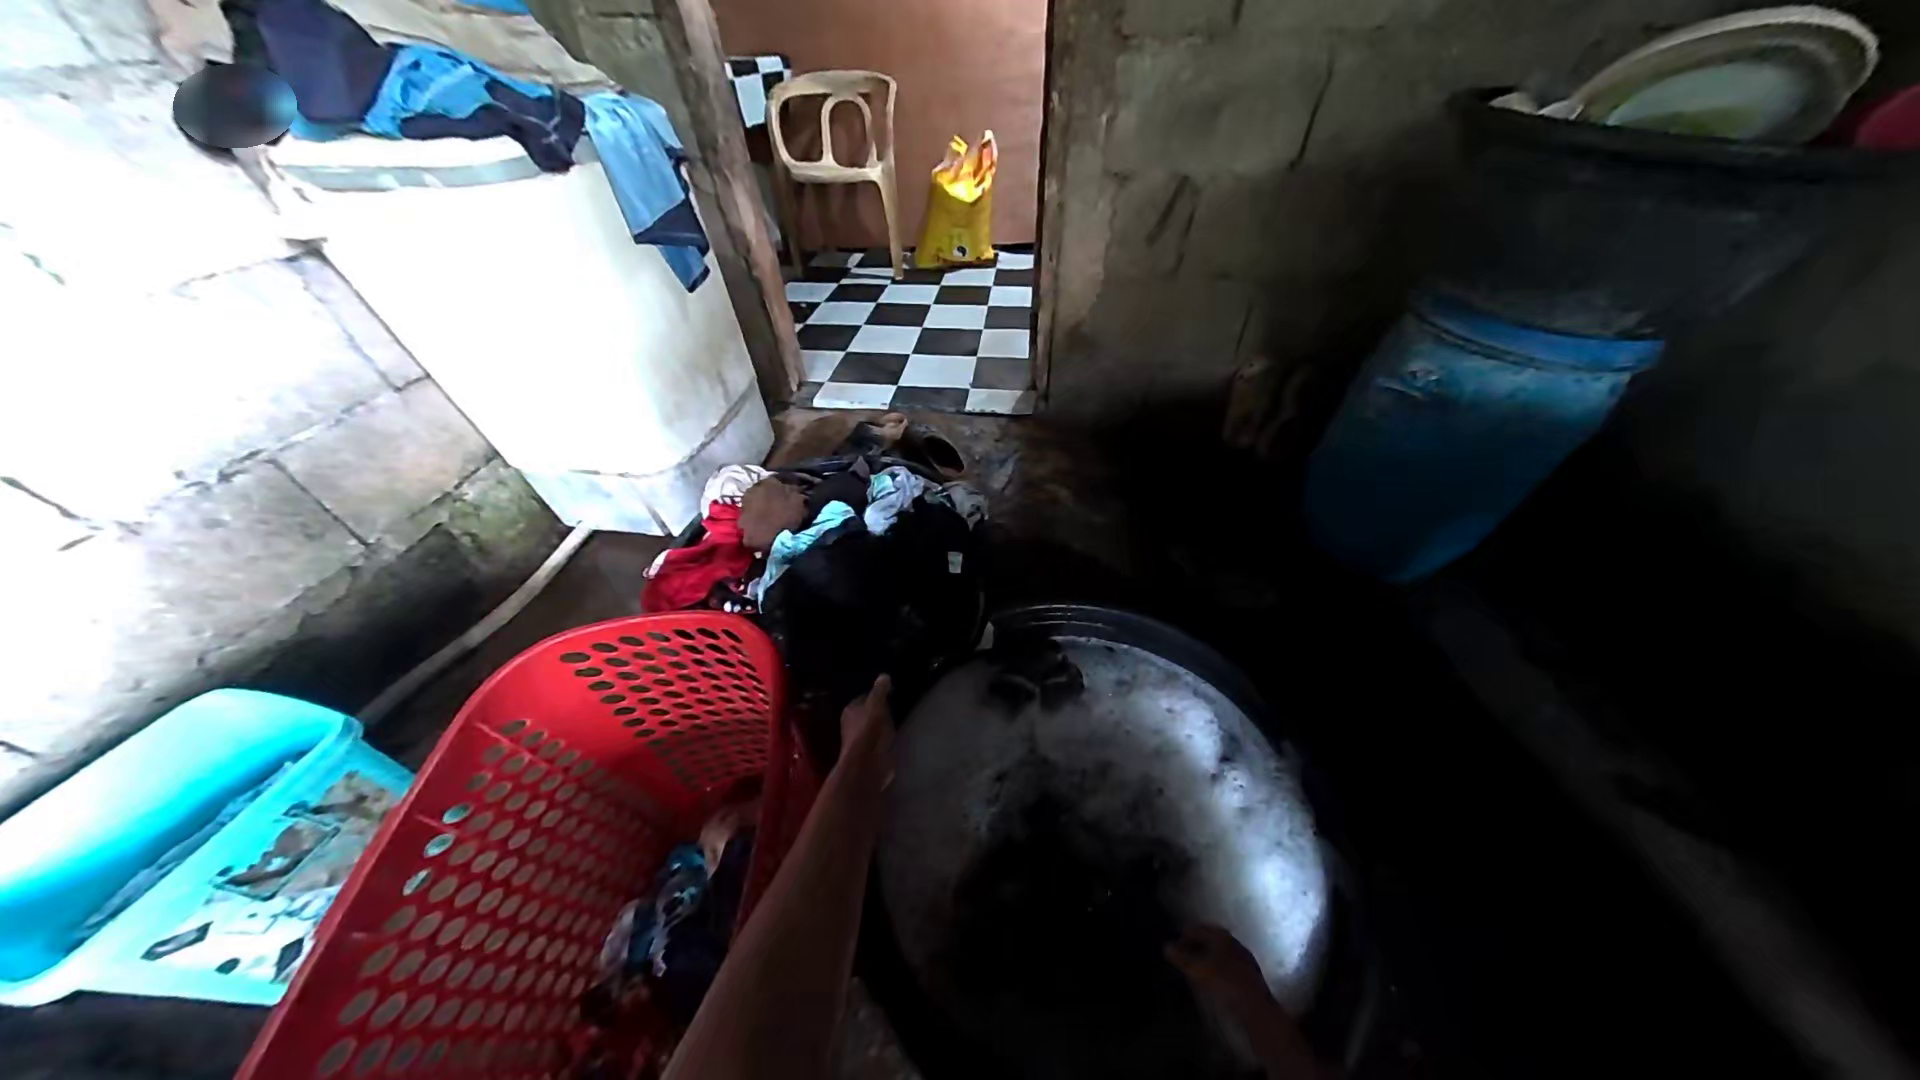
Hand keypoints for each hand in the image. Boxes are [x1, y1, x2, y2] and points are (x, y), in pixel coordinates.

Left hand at [839, 674, 894, 768]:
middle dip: (881, 708)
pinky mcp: (871, 751)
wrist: (867, 763)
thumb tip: (884, 676)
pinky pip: (882, 738)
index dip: (876, 693)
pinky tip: (898, 733)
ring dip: (885, 723)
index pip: (864, 697)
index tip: (890, 691)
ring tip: (900, 716)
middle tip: (897, 702)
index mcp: (851, 710)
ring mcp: (862, 738)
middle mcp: (853, 723)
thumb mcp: (875, 705)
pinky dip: (888, 735)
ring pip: (876, 725)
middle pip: (869, 712)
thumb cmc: (868, 730)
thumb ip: (880, 691)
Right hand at [1166, 924, 1275, 1016]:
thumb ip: (1181, 957)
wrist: (1257, 1009)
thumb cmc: (1225, 983)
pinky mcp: (1251, 975)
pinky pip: (1229, 965)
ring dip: (1208, 957)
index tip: (1175, 946)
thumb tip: (1165, 946)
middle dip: (1197, 945)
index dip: (1185, 936)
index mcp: (1221, 935)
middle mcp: (1234, 942)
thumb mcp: (1198, 970)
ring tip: (1197, 968)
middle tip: (1184, 955)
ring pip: (1221, 953)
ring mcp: (1245, 959)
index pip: (1199, 929)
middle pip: (1211, 939)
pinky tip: (1214, 980)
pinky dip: (1218, 968)